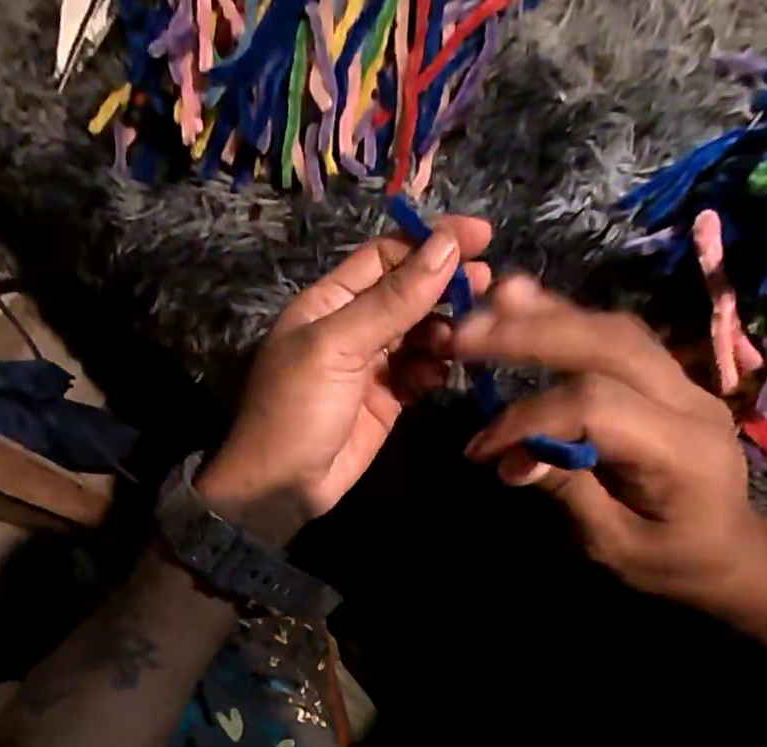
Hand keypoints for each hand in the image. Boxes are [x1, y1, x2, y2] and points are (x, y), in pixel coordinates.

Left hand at [198, 217, 493, 543]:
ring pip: (420, 333)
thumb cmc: (296, 409)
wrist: (281, 487)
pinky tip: (438, 375)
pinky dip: (434, 369)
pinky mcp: (387, 400)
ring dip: (444, 331)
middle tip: (485, 289)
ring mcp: (370, 365)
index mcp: (328, 302)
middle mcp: (351, 327)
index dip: (429, 243)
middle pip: (408, 292)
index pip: (385, 256)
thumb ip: (392, 300)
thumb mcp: (337, 347)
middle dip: (445, 287)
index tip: (480, 238)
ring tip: (461, 340)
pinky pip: (421, 372)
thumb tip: (447, 246)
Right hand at [454, 277, 766, 604]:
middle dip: (531, 334)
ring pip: (614, 329)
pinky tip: (529, 305)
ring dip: (548, 314)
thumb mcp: (613, 546)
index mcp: (679, 451)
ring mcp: (684, 382)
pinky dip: (568, 320)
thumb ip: (567, 492)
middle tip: (464, 337)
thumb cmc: (672, 560)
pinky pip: (618, 337)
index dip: (529, 420)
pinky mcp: (669, 378)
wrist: (732, 551)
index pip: (595, 407)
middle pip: (608, 344)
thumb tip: (508, 460)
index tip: (481, 450)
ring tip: (491, 301)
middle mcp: (689, 400)